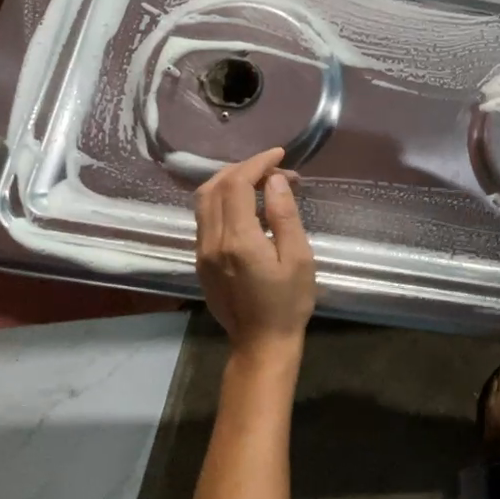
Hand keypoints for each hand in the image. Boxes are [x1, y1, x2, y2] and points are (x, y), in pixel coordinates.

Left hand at [193, 148, 315, 356]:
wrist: (261, 343)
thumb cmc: (288, 302)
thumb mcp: (298, 257)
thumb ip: (284, 215)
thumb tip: (275, 181)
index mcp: (238, 240)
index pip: (238, 185)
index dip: (258, 163)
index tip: (281, 155)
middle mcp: (212, 241)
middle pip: (216, 187)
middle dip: (245, 168)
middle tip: (277, 169)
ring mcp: (202, 251)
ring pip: (204, 200)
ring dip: (230, 181)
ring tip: (261, 180)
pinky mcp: (201, 260)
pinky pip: (205, 217)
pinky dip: (223, 198)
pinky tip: (247, 203)